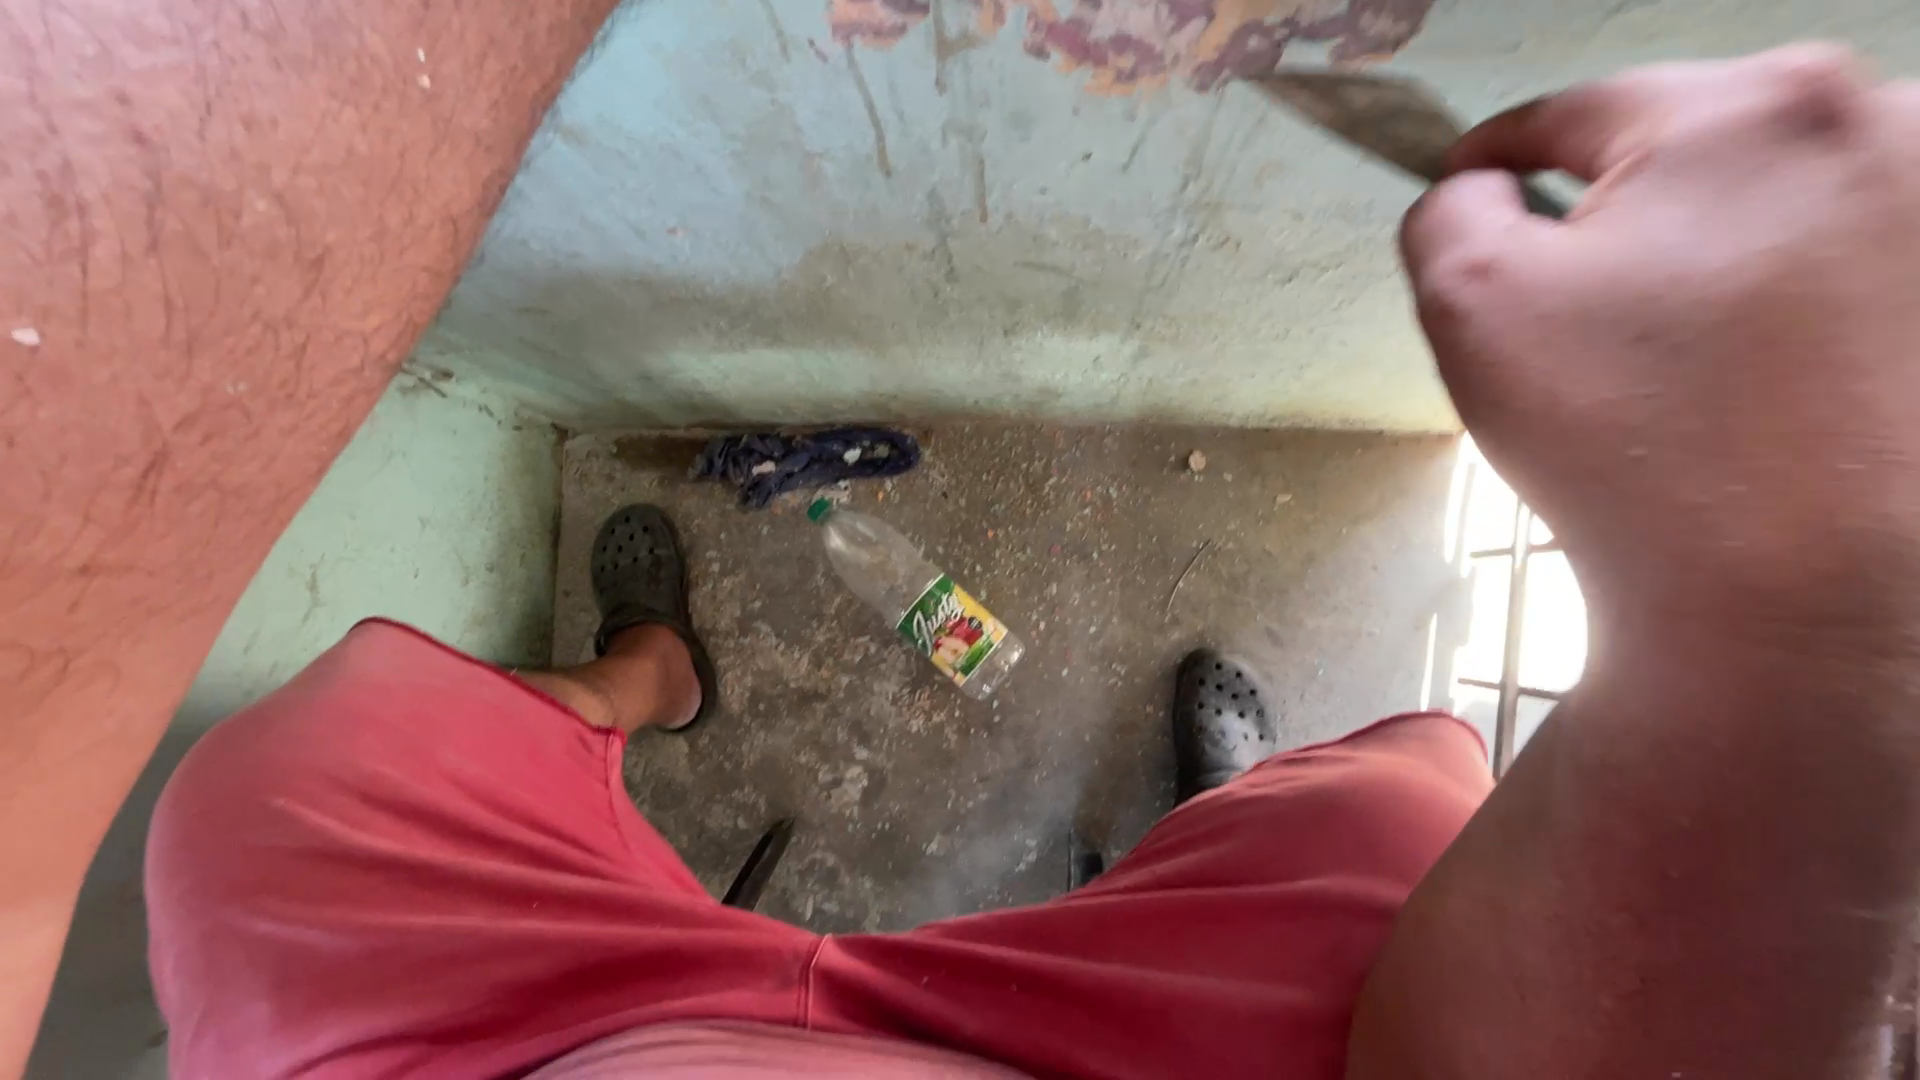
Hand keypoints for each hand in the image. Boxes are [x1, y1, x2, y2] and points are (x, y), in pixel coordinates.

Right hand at [1403, 45, 1919, 647]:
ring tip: (1635, 355)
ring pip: (1734, 205)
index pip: (1569, 110)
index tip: (1457, 201)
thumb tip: (1474, 190)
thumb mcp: (1467, 300)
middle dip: (1587, 218)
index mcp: (1742, 109)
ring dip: (1665, 256)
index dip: (1489, 158)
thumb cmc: (1614, 423)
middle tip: (1543, 316)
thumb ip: (1444, 214)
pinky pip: (1801, 255)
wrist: (1784, 576)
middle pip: (1662, 152)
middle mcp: (1873, 121)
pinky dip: (1736, 293)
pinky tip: (1713, 371)